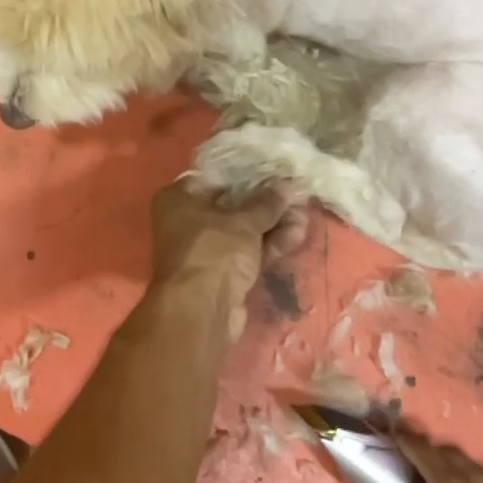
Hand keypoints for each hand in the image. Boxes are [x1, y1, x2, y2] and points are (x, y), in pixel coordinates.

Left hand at [147, 176, 302, 335]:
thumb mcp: (242, 221)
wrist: (201, 310)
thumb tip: (286, 184)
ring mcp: (204, 248)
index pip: (215, 178)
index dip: (246, 175)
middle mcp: (186, 220)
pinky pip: (246, 251)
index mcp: (178, 198)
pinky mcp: (221, 271)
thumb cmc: (212, 250)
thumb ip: (266, 203)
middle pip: (232, 205)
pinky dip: (268, 244)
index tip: (276, 172)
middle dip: (266, 204)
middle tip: (298, 196)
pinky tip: (298, 235)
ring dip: (273, 225)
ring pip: (243, 231)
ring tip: (304, 216)